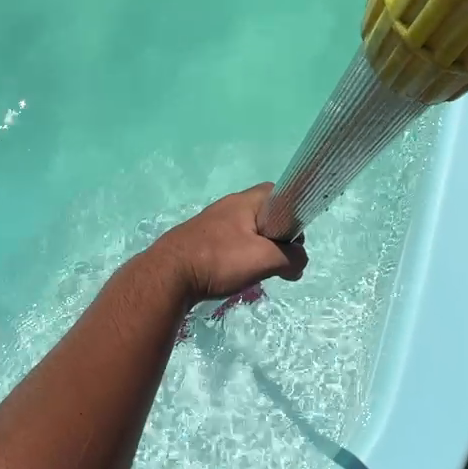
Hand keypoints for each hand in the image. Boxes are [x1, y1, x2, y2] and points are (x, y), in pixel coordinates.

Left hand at [148, 183, 308, 303]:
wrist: (168, 276)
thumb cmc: (219, 260)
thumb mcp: (265, 259)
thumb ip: (291, 258)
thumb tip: (299, 263)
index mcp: (245, 202)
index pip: (278, 192)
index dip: (293, 212)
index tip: (294, 238)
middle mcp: (228, 207)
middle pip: (265, 216)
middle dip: (278, 238)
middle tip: (279, 260)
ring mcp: (212, 225)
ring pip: (248, 233)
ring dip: (259, 251)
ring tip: (258, 272)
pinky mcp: (200, 242)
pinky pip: (230, 245)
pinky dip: (239, 259)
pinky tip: (236, 276)